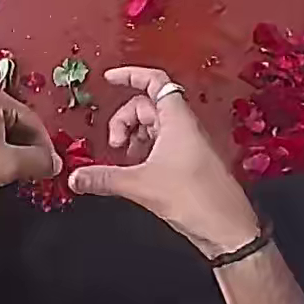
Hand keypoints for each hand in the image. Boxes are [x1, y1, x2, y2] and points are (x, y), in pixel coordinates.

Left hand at [0, 85, 60, 208]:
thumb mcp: (9, 165)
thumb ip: (39, 161)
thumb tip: (56, 163)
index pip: (34, 121)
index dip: (46, 148)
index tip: (51, 170)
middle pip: (18, 130)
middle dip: (25, 156)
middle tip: (32, 178)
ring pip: (1, 141)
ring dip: (8, 163)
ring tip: (6, 182)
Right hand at [68, 67, 260, 259]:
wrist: (227, 228)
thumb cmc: (193, 198)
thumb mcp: (140, 185)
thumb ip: (104, 178)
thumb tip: (76, 177)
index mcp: (177, 120)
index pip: (155, 81)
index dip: (131, 75)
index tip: (110, 79)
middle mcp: (184, 126)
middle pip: (147, 106)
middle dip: (124, 120)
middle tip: (114, 145)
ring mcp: (188, 143)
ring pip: (154, 126)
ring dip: (134, 137)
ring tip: (125, 159)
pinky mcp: (190, 161)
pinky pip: (162, 144)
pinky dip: (145, 150)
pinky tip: (137, 170)